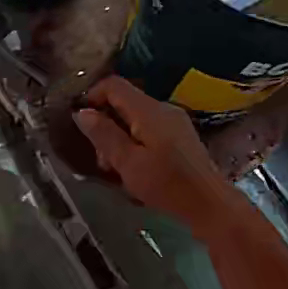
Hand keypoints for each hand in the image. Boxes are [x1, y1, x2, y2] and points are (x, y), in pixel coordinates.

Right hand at [74, 77, 241, 230]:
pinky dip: (133, 143)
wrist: (209, 203)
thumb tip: (81, 112)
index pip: (114, 85)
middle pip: (124, 102)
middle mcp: (163, 108)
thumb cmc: (165, 184)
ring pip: (134, 118)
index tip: (79, 121)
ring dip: (118, 137)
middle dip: (104, 124)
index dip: (92, 96)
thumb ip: (104, 135)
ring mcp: (174, 121)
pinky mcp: (179, 136)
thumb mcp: (127, 162)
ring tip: (115, 168)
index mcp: (149, 110)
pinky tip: (133, 168)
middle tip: (100, 158)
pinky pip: (148, 129)